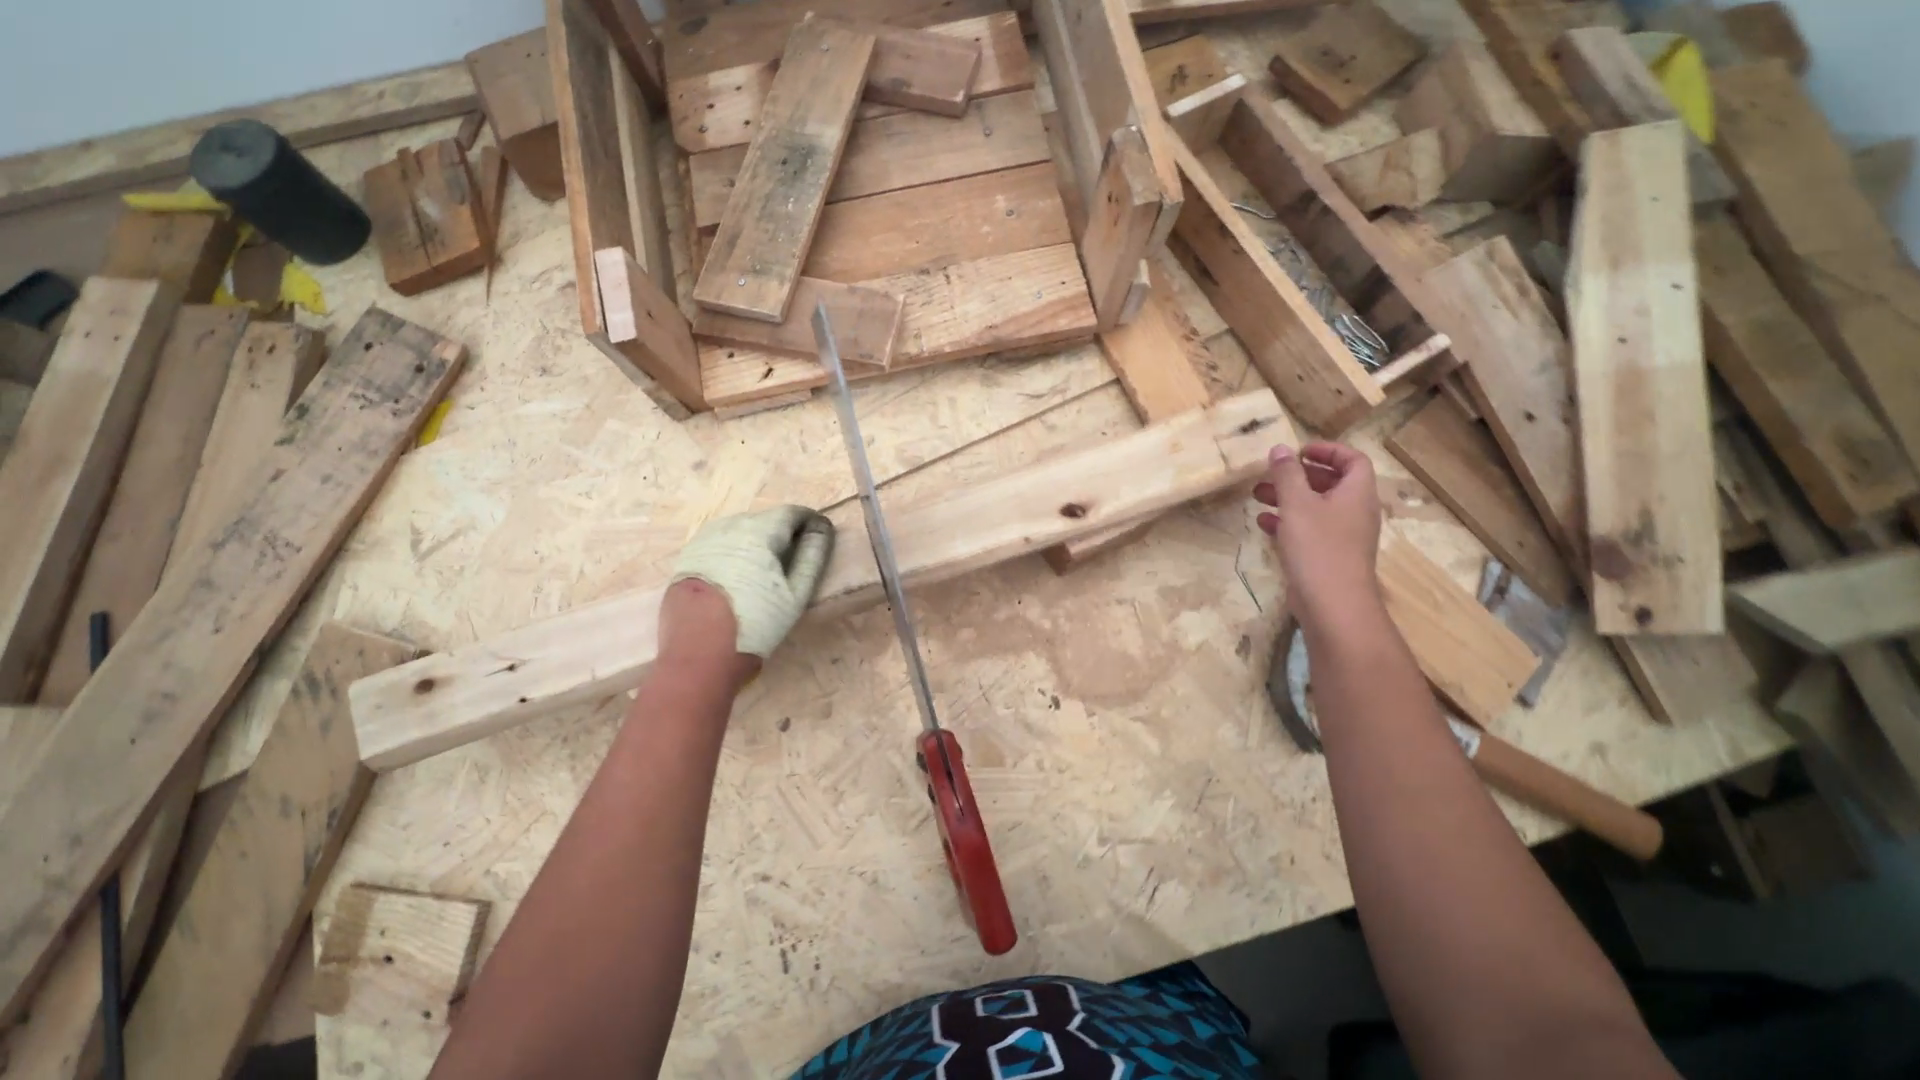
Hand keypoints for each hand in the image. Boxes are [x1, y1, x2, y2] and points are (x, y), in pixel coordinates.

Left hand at [669, 505, 835, 658]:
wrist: (697, 654)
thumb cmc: (755, 625)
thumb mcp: (795, 594)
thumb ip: (812, 556)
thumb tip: (823, 529)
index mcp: (759, 532)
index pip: (791, 512)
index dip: (809, 522)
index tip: (817, 539)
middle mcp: (729, 527)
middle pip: (764, 520)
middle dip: (781, 533)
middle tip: (792, 562)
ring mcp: (704, 540)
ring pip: (739, 531)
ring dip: (755, 543)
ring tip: (763, 572)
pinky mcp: (687, 557)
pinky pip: (719, 544)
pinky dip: (733, 553)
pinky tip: (736, 578)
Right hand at [1253, 443, 1381, 625]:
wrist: (1333, 605)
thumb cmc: (1318, 547)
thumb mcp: (1297, 504)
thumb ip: (1287, 474)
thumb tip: (1280, 449)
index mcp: (1357, 493)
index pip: (1352, 459)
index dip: (1328, 450)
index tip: (1299, 451)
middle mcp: (1355, 511)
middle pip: (1331, 482)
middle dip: (1299, 475)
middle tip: (1271, 474)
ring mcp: (1343, 536)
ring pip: (1316, 508)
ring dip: (1288, 498)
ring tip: (1258, 496)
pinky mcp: (1329, 557)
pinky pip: (1309, 531)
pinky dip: (1288, 523)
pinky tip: (1264, 524)